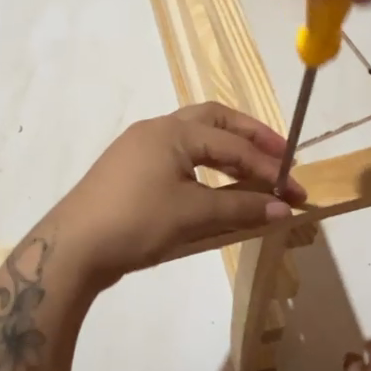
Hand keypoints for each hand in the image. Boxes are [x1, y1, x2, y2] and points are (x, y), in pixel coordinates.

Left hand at [46, 103, 307, 285]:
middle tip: (280, 158)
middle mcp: (156, 129)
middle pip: (215, 122)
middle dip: (251, 138)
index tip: (298, 191)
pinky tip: (216, 188)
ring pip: (194, 140)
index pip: (234, 144)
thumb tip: (284, 210)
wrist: (72, 248)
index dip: (270, 168)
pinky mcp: (130, 172)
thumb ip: (242, 209)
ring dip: (227, 153)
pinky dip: (205, 168)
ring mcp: (139, 149)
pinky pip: (178, 159)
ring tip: (254, 173)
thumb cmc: (136, 222)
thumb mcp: (194, 216)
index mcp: (173, 131)